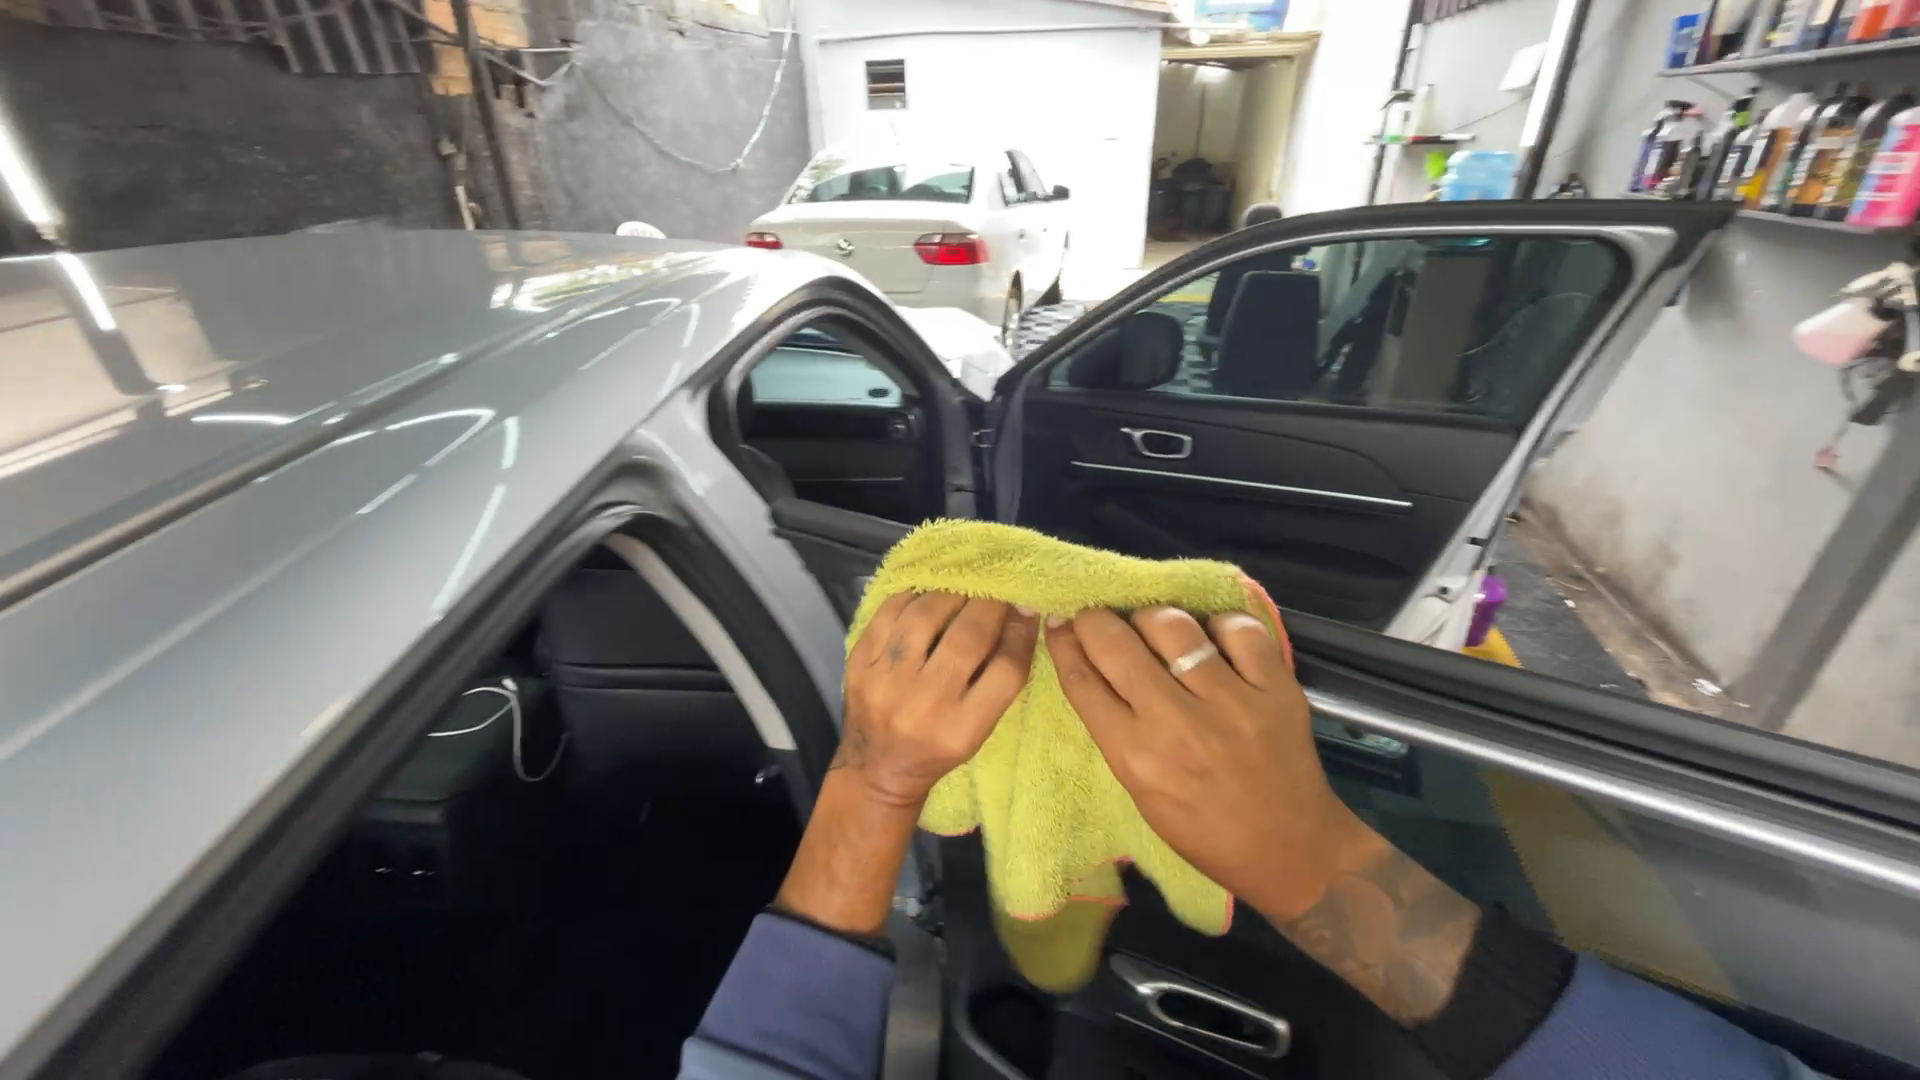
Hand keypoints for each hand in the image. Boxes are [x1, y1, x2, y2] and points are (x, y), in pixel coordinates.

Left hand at [836, 591, 1038, 807]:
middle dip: (989, 604)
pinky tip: (927, 593)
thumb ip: (1000, 676)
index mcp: (962, 728)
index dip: (1021, 632)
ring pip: (925, 616)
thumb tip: (1020, 612)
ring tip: (963, 586)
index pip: (1006, 670)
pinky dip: (913, 595)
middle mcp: (923, 705)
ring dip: (951, 592)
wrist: (877, 768)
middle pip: (968, 638)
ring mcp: (886, 682)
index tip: (1024, 607)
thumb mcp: (979, 726)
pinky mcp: (859, 663)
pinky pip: (889, 613)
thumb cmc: (938, 747)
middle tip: (995, 588)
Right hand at [1046, 607, 1376, 920]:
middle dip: (1096, 620)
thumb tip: (1089, 664)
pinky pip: (1238, 628)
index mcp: (1136, 757)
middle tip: (1099, 619)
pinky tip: (1212, 640)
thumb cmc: (1201, 829)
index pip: (1083, 680)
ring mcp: (1231, 703)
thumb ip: (1114, 727)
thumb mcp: (1139, 788)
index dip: (1063, 643)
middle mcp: (1178, 724)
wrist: (1290, 850)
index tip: (1059, 624)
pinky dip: (1219, 625)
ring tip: (1155, 629)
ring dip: (1152, 618)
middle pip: (1117, 643)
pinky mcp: (1277, 690)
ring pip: (1173, 624)